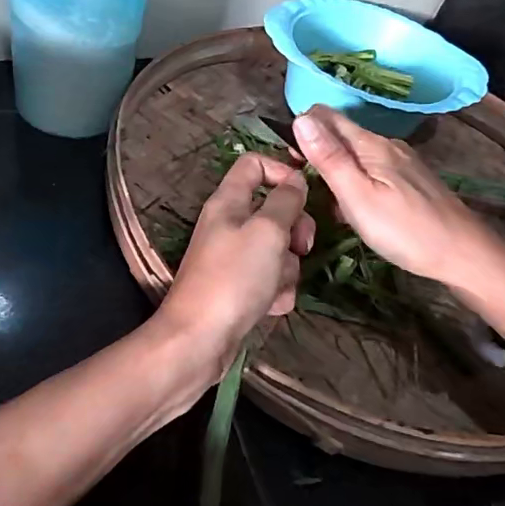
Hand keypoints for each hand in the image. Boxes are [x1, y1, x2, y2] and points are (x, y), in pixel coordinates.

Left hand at [155, 152, 314, 365]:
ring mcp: (233, 259)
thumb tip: (296, 180)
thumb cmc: (232, 278)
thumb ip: (286, 201)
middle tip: (300, 246)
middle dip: (295, 230)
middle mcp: (229, 225)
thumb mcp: (267, 231)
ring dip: (286, 268)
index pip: (254, 165)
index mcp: (229, 202)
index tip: (305, 193)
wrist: (199, 340)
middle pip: (274, 211)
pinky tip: (269, 306)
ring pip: (278, 249)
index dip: (282, 171)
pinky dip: (275, 292)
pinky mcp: (239, 288)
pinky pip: (270, 279)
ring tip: (275, 286)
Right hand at [291, 105, 504, 339]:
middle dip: (315, 150)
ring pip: (356, 153)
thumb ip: (329, 158)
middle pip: (340, 133)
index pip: (325, 116)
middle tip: (300, 188)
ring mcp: (401, 162)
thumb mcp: (358, 196)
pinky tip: (353, 209)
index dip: (300, 131)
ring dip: (334, 168)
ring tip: (323, 202)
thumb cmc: (405, 230)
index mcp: (370, 144)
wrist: (463, 253)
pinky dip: (354, 181)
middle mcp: (386, 145)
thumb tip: (301, 117)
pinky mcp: (410, 180)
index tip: (287, 163)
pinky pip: (371, 169)